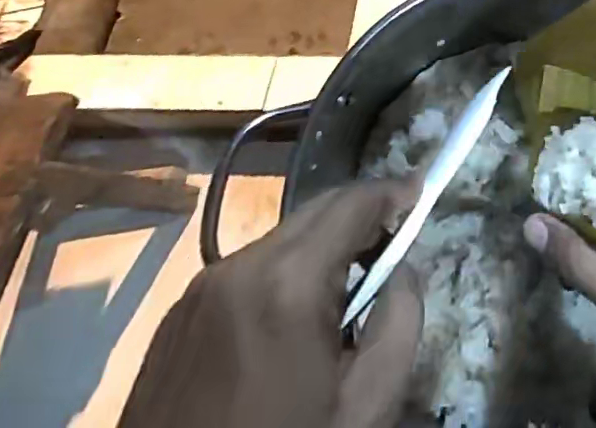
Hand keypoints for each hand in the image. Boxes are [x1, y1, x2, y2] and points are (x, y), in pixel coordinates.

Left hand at [122, 180, 422, 427]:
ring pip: (279, 240)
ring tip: (344, 294)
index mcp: (289, 282)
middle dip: (357, 217)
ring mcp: (201, 286)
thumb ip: (399, 324)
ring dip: (319, 249)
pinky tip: (287, 326)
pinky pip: (245, 272)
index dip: (390, 192)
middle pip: (314, 213)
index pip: (350, 205)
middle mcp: (239, 265)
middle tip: (393, 239)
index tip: (418, 190)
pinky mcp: (177, 313)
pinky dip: (280, 275)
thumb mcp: (364, 411)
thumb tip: (403, 270)